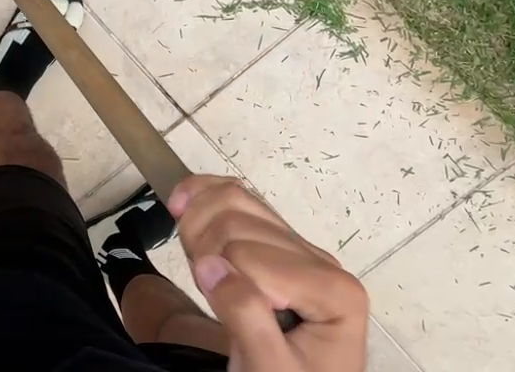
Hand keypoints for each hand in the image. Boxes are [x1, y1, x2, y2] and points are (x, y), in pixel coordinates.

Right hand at [168, 176, 367, 371]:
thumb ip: (247, 320)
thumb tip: (210, 265)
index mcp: (333, 291)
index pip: (248, 256)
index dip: (219, 280)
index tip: (222, 319)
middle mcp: (321, 260)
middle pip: (236, 221)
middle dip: (204, 251)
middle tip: (207, 296)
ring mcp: (298, 248)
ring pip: (232, 198)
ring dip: (198, 225)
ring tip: (202, 268)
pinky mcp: (277, 243)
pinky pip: (236, 196)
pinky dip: (202, 194)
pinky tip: (181, 207)